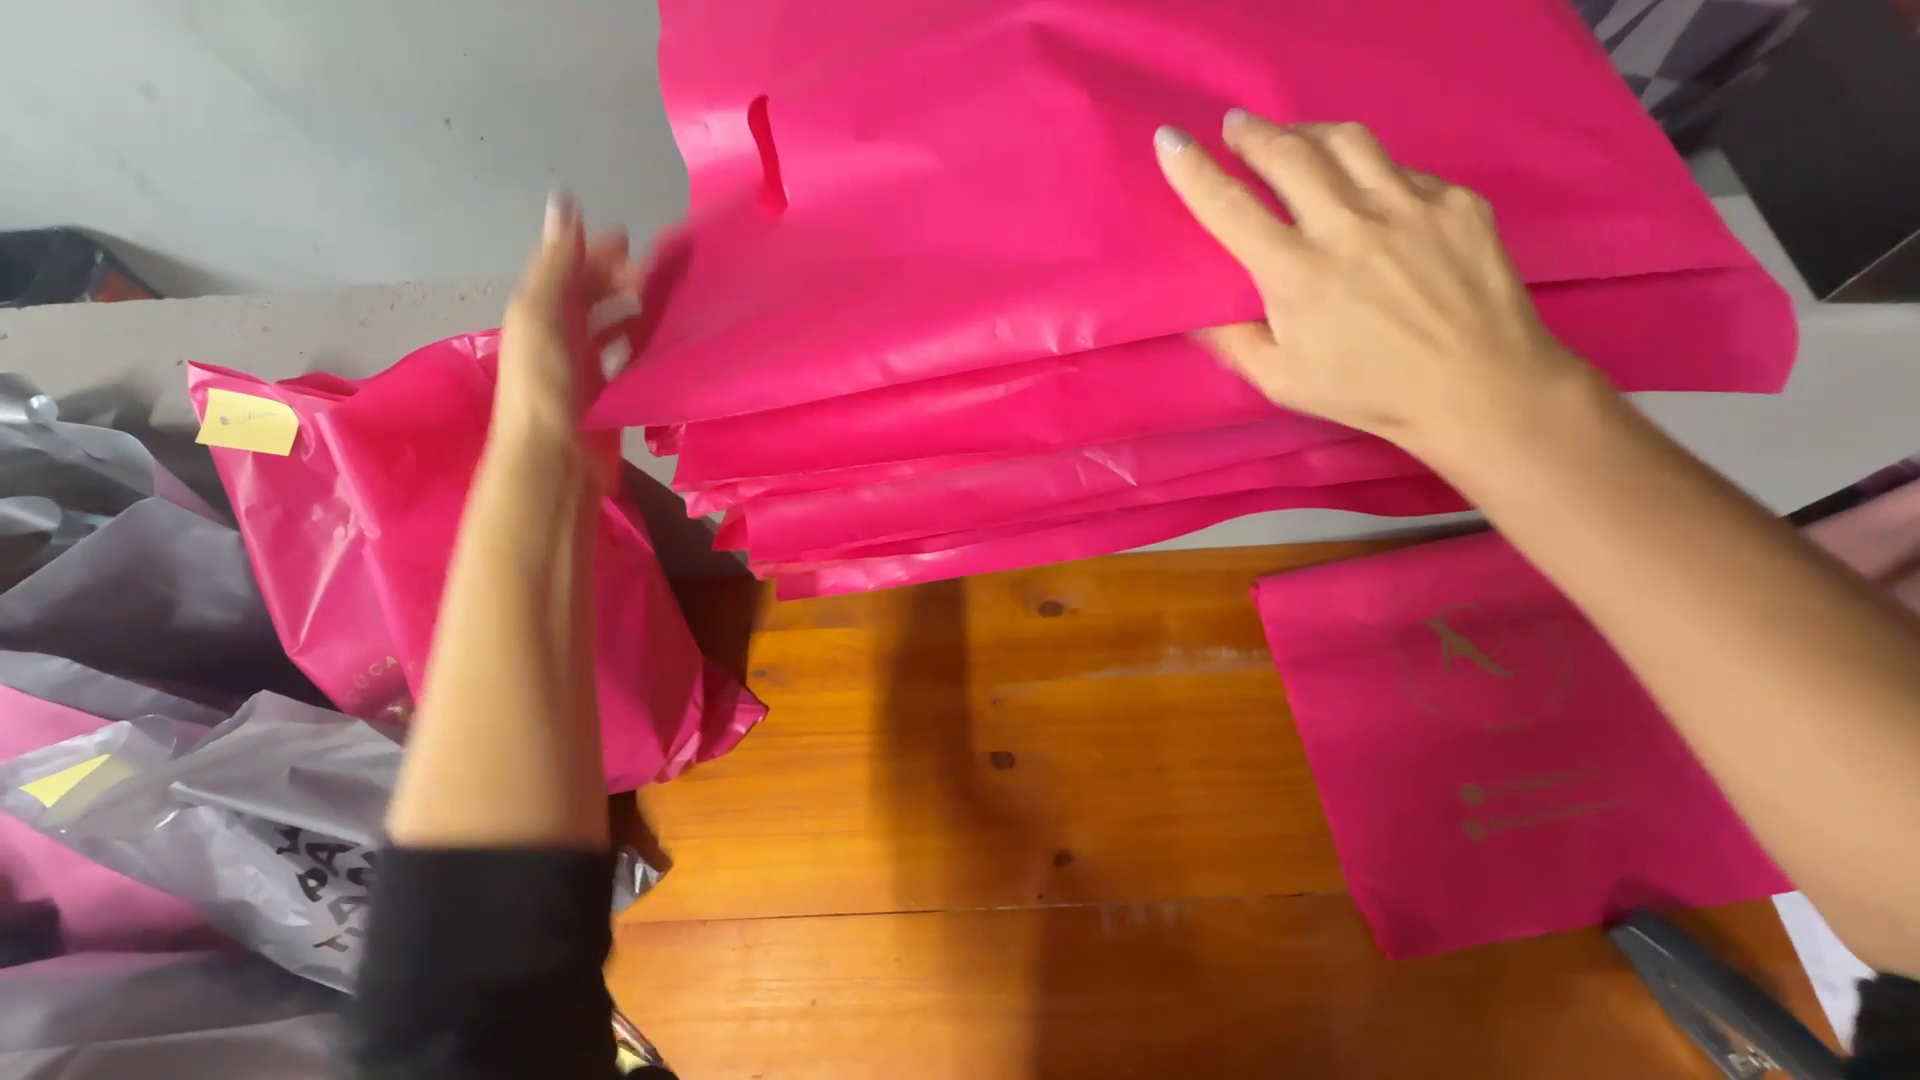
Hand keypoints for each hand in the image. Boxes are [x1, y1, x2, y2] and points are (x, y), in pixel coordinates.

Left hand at [496, 193, 644, 437]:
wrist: (556, 458)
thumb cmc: (546, 384)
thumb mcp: (543, 313)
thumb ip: (558, 262)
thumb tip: (564, 200)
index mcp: (540, 310)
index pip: (568, 268)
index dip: (594, 250)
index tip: (633, 240)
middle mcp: (561, 334)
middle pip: (591, 294)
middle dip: (619, 277)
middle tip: (657, 272)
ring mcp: (587, 366)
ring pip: (613, 325)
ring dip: (635, 309)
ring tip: (667, 301)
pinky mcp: (610, 393)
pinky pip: (629, 359)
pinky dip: (644, 345)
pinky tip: (665, 341)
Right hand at [1154, 112, 1597, 465]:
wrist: (1479, 388)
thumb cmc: (1370, 393)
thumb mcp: (1283, 382)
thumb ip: (1234, 343)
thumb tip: (1196, 315)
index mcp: (1298, 276)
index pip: (1230, 207)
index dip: (1193, 171)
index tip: (1169, 140)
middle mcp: (1349, 228)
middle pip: (1288, 153)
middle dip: (1252, 133)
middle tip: (1236, 126)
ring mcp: (1408, 207)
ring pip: (1346, 142)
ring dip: (1308, 132)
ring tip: (1294, 137)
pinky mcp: (1455, 202)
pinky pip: (1400, 169)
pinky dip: (1370, 171)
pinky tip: (1365, 190)